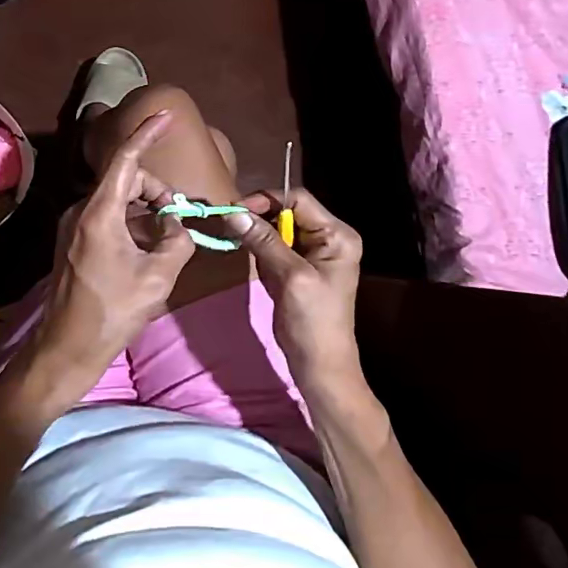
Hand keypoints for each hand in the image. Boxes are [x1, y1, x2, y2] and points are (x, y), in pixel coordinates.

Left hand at [23, 111, 193, 409]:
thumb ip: (177, 241)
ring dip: (146, 211)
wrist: (66, 349)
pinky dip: (132, 224)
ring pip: (119, 200)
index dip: (147, 134)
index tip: (166, 115)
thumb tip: (176, 225)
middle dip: (156, 192)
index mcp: (99, 213)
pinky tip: (148, 250)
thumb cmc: (112, 313)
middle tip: (177, 221)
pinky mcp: (74, 241)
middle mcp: (82, 210)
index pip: (125, 159)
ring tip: (167, 240)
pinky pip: (109, 217)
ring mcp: (74, 225)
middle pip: (126, 180)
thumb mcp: (158, 277)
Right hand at [223, 187, 363, 391]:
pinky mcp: (298, 267)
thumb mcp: (290, 278)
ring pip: (278, 228)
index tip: (236, 209)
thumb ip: (263, 242)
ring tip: (236, 237)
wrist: (320, 367)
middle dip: (259, 216)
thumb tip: (234, 212)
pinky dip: (260, 250)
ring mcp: (313, 253)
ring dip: (257, 233)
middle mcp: (328, 237)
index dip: (267, 200)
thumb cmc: (313, 322)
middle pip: (288, 211)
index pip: (299, 199)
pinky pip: (275, 246)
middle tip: (230, 223)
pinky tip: (250, 257)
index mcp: (337, 235)